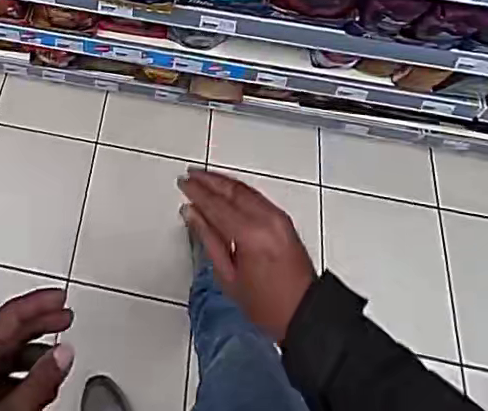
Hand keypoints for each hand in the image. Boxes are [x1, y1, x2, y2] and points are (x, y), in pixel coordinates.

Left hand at [0, 288, 74, 410]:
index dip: (39, 303)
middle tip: (64, 316)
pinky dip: (23, 374)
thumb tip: (63, 353)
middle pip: (8, 331)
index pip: (10, 315)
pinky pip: (0, 376)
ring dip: (33, 351)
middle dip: (39, 322)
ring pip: (5, 355)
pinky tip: (38, 384)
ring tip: (56, 354)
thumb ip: (38, 382)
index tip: (61, 297)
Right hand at [178, 167, 316, 342]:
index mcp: (250, 235)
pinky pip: (255, 195)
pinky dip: (237, 189)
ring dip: (222, 181)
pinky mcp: (283, 218)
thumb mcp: (228, 277)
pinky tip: (225, 189)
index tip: (183, 183)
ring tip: (203, 177)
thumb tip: (191, 212)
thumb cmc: (265, 305)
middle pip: (232, 191)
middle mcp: (265, 218)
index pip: (217, 205)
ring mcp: (277, 216)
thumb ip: (209, 239)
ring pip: (244, 189)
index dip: (197, 192)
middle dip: (209, 181)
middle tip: (190, 175)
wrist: (304, 313)